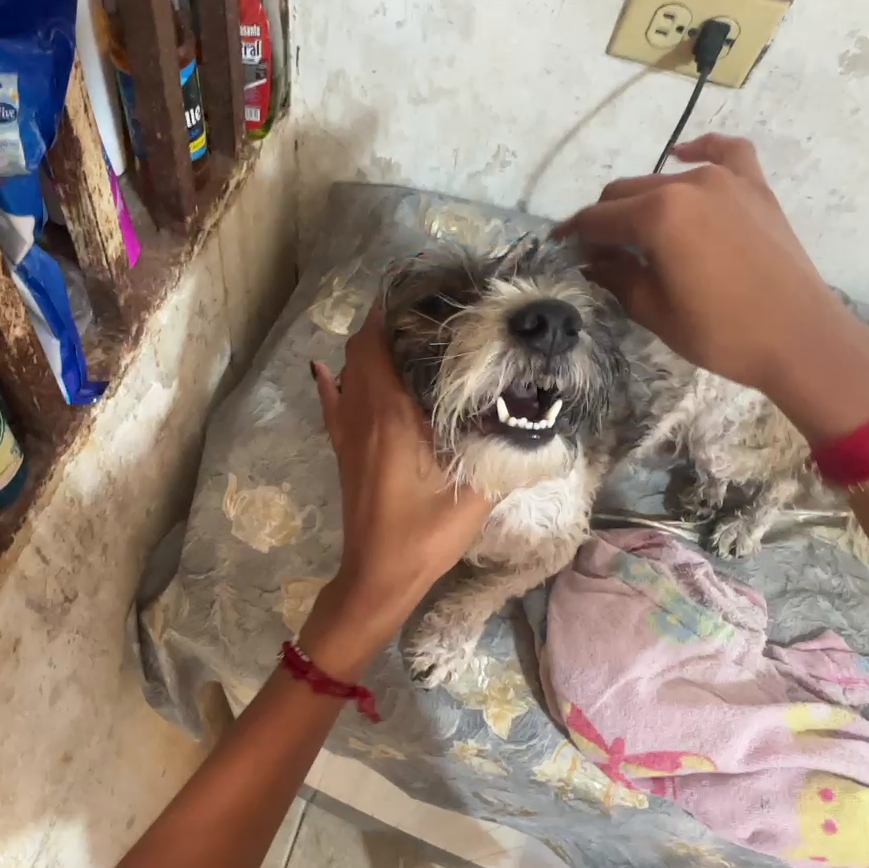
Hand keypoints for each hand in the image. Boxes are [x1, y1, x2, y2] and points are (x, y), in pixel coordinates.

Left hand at [299, 308, 494, 677]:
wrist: (377, 576)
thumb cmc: (424, 536)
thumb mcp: (476, 494)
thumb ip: (506, 453)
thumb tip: (539, 418)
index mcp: (389, 416)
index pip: (377, 344)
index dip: (391, 311)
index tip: (422, 291)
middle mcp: (361, 416)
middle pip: (360, 351)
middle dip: (384, 322)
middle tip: (425, 310)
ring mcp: (346, 435)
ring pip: (345, 374)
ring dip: (365, 349)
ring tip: (401, 333)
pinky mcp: (343, 452)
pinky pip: (332, 404)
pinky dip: (334, 381)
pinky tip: (329, 369)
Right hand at [555, 134, 868, 440]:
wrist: (797, 336)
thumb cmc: (718, 332)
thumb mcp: (653, 310)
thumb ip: (616, 276)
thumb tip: (592, 261)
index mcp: (657, 216)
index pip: (598, 219)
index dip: (573, 234)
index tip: (558, 247)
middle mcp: (687, 185)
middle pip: (626, 193)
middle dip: (603, 220)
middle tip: (595, 252)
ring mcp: (726, 181)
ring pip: (664, 177)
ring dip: (640, 201)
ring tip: (635, 233)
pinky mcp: (755, 188)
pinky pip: (724, 154)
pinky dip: (699, 152)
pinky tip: (682, 156)